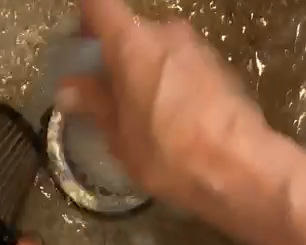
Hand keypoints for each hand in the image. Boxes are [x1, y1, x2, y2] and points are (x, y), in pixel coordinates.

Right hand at [56, 0, 276, 214]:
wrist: (237, 167)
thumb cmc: (168, 154)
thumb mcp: (121, 137)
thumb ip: (95, 105)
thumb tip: (68, 89)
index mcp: (132, 42)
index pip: (99, 5)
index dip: (85, 19)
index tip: (79, 44)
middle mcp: (167, 32)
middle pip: (133, 34)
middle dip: (119, 61)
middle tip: (110, 100)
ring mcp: (199, 47)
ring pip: (161, 52)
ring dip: (148, 76)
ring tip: (146, 120)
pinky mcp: (221, 68)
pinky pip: (185, 69)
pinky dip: (174, 87)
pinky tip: (176, 124)